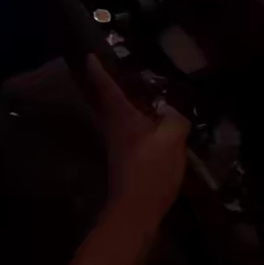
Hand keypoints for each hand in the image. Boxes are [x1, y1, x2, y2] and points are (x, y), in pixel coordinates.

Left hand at [83, 56, 188, 230]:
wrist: (135, 209)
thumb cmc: (150, 170)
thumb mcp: (171, 141)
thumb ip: (174, 120)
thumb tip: (173, 112)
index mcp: (120, 116)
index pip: (105, 86)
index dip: (97, 69)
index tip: (89, 55)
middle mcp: (112, 125)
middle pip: (102, 99)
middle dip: (101, 84)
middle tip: (106, 69)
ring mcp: (115, 142)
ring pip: (111, 114)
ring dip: (115, 101)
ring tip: (130, 92)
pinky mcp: (122, 157)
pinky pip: (122, 128)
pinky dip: (128, 118)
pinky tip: (143, 122)